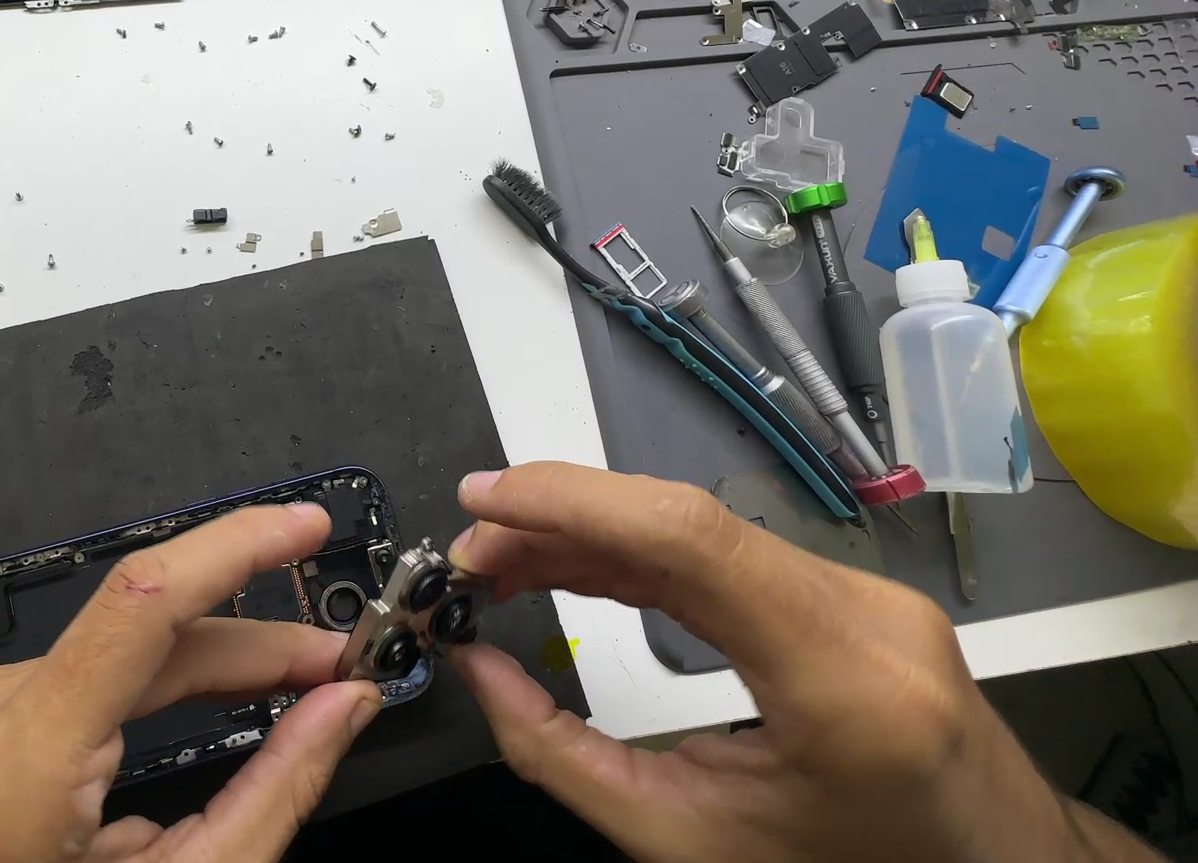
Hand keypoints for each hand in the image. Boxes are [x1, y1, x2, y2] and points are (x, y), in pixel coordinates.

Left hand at [0, 503, 382, 862]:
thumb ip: (272, 793)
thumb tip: (342, 705)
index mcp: (12, 777)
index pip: (140, 602)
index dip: (234, 546)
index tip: (304, 526)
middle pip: (145, 631)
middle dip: (254, 641)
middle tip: (333, 663)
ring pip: (122, 646)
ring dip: (214, 657)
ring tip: (292, 674)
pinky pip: (89, 670)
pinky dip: (162, 675)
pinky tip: (214, 688)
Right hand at [444, 462, 1160, 862]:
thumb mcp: (685, 842)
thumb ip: (558, 752)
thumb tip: (472, 664)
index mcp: (840, 683)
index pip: (686, 539)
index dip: (568, 499)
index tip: (480, 501)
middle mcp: (857, 612)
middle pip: (674, 519)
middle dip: (551, 519)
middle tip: (468, 555)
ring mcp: (855, 590)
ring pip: (683, 524)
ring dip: (577, 531)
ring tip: (497, 563)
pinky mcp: (834, 588)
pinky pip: (706, 548)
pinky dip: (620, 549)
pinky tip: (561, 563)